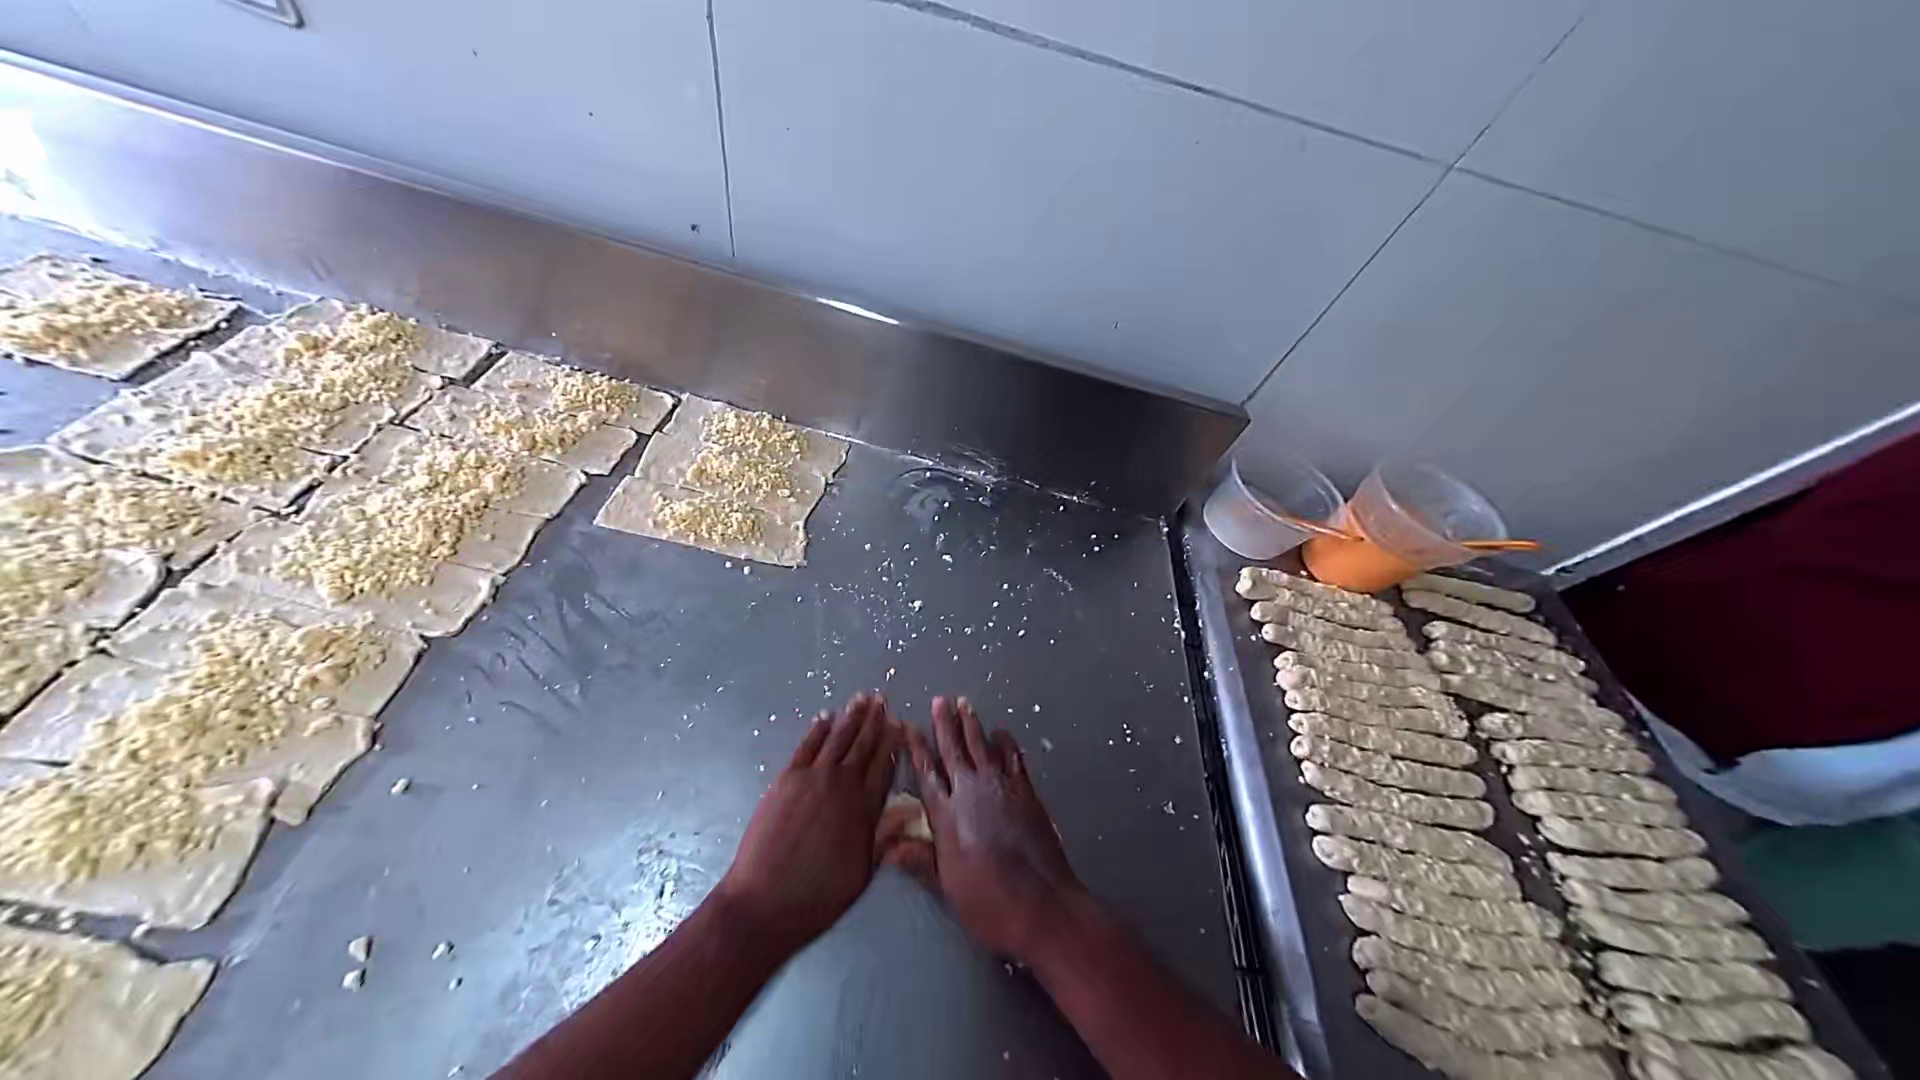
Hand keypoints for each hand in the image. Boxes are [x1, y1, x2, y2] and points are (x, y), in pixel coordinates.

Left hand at [713, 693, 900, 953]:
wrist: (764, 902)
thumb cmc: (819, 895)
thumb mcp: (863, 872)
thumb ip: (885, 836)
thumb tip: (910, 809)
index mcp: (864, 808)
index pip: (884, 766)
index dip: (892, 743)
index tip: (899, 724)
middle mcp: (841, 785)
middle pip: (863, 745)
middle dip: (874, 721)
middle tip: (882, 699)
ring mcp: (812, 778)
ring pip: (837, 739)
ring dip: (851, 717)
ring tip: (862, 698)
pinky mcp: (786, 779)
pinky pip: (807, 746)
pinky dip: (818, 729)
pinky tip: (826, 717)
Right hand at [903, 696, 1085, 961]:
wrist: (1042, 906)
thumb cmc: (989, 903)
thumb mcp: (947, 887)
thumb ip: (920, 860)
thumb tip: (888, 846)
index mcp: (946, 815)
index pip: (927, 773)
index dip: (917, 748)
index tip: (909, 726)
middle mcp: (971, 793)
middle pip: (954, 750)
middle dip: (945, 724)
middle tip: (940, 700)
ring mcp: (1002, 789)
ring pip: (982, 747)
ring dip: (972, 725)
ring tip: (964, 703)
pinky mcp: (1026, 792)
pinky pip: (1013, 758)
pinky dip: (1006, 743)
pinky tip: (1002, 732)